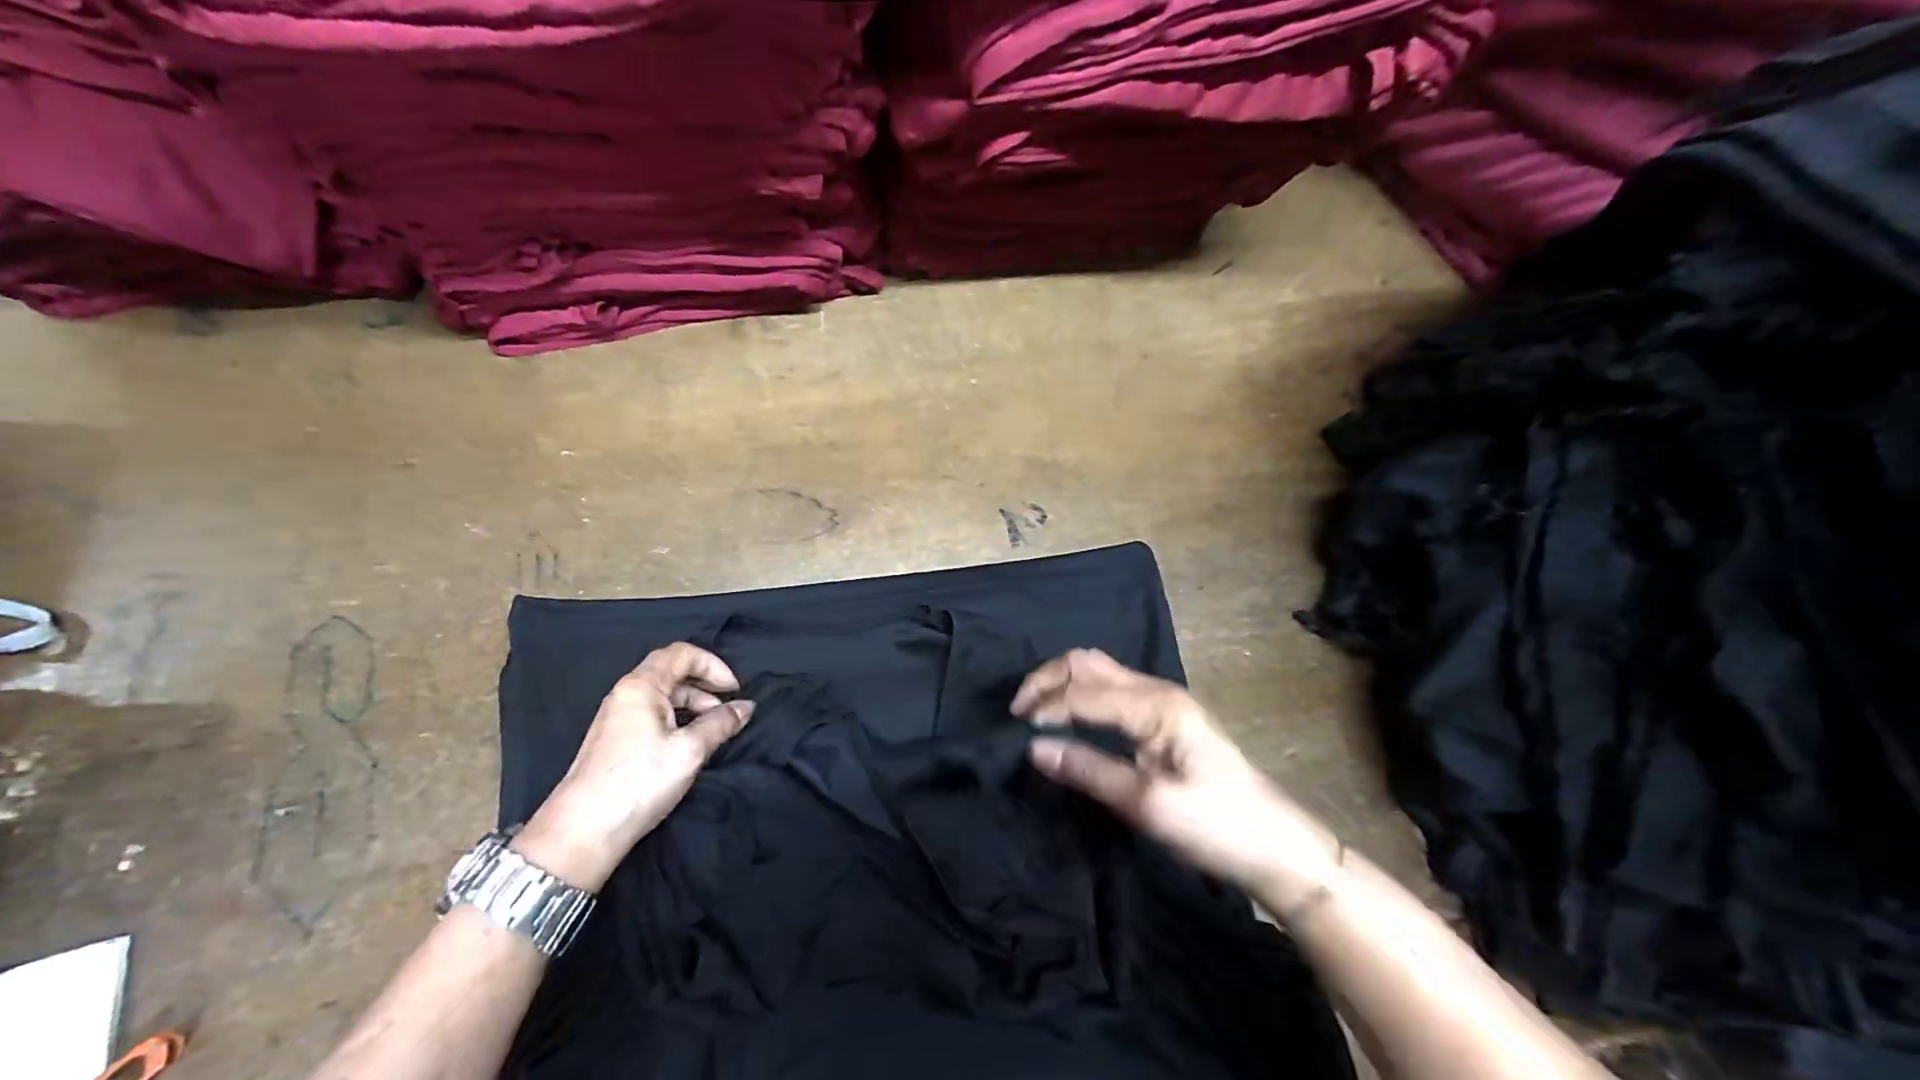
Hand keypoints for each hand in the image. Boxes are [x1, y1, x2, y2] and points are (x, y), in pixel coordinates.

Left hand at [516, 643, 753, 889]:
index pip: (681, 653)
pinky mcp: (615, 740)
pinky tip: (689, 743)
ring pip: (662, 695)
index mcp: (640, 686)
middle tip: (727, 710)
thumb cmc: (639, 782)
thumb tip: (745, 707)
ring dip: (693, 704)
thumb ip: (721, 723)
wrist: (582, 831)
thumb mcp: (690, 750)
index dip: (713, 664)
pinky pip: (653, 714)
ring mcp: (617, 717)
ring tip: (712, 729)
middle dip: (705, 685)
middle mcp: (625, 694)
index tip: (734, 689)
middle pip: (671, 671)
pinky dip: (677, 719)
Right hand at [1016, 649, 1340, 906]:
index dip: (1046, 707)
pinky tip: (1068, 719)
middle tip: (1017, 713)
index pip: (1084, 692)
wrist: (1278, 846)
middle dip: (1047, 680)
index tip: (1015, 732)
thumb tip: (1034, 747)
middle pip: (1088, 664)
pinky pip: (1111, 691)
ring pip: (1099, 672)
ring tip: (1034, 714)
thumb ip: (1089, 770)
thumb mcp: (1149, 805)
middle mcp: (1157, 691)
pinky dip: (1080, 696)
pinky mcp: (1164, 719)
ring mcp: (1163, 702)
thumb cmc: (1217, 826)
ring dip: (1062, 685)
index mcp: (1156, 706)